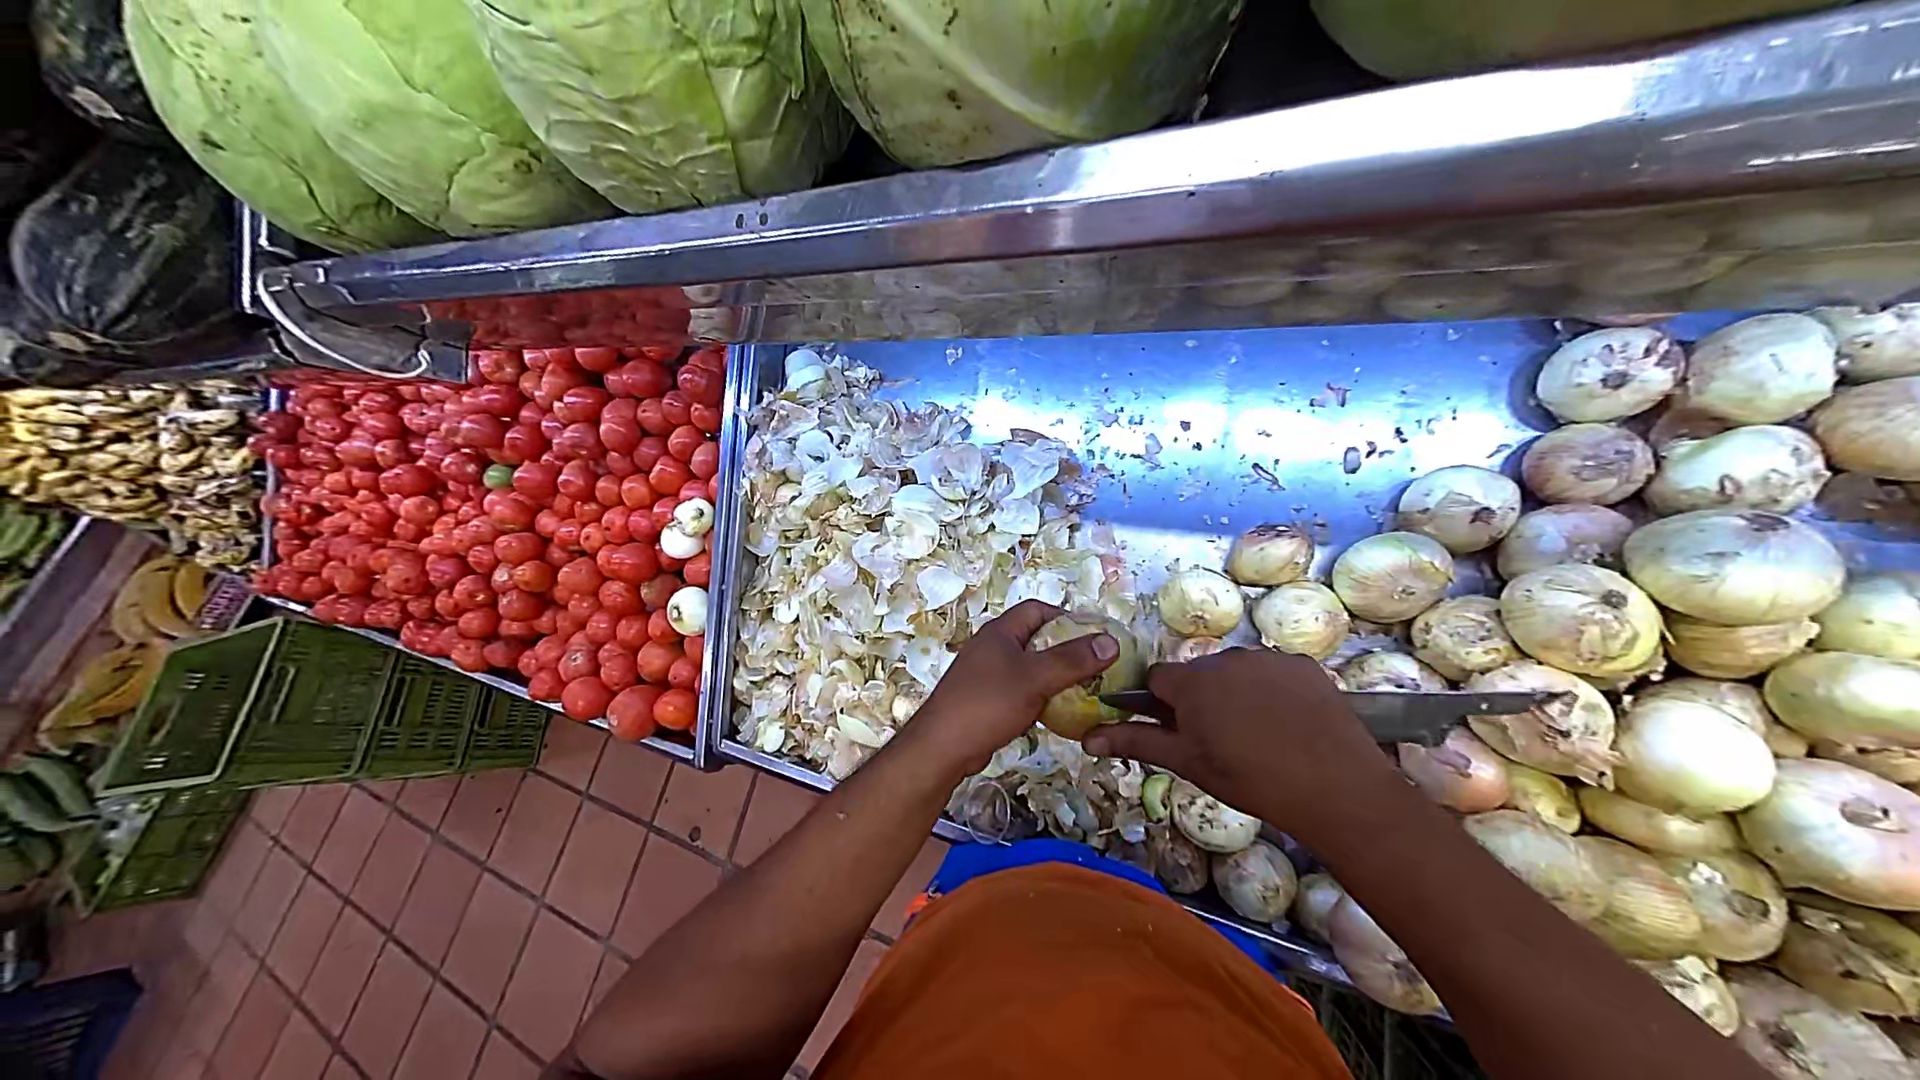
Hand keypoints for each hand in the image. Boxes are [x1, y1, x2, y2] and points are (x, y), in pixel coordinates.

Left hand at [900, 600, 1118, 777]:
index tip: (1093, 637)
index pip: (1037, 609)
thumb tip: (1111, 641)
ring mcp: (986, 675)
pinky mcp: (986, 700)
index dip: (1066, 617)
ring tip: (1082, 691)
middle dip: (1064, 650)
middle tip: (1093, 666)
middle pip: (1035, 639)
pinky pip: (1020, 690)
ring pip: (1029, 667)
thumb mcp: (1035, 678)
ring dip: (1053, 676)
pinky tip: (1056, 713)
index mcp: (1000, 632)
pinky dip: (1039, 697)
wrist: (943, 748)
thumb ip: (1073, 659)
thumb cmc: (987, 703)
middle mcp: (992, 648)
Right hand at [1083, 648, 1403, 846]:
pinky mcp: (1302, 663)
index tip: (1179, 731)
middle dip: (1200, 700)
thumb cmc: (1250, 779)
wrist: (1337, 788)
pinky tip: (1288, 722)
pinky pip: (1272, 671)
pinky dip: (1273, 690)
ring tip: (1259, 735)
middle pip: (1197, 674)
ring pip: (1234, 672)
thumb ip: (1136, 743)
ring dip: (1236, 693)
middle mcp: (1224, 658)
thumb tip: (1086, 738)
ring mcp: (1266, 658)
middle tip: (1220, 741)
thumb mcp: (1188, 763)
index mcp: (1191, 681)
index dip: (1163, 705)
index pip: (1157, 680)